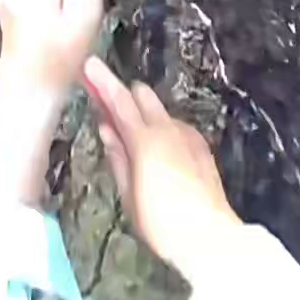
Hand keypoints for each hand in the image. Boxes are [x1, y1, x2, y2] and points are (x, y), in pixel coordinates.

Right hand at [83, 56, 246, 283]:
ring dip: (144, 116)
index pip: (119, 100)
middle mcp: (166, 126)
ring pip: (159, 110)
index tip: (90, 64)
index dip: (103, 81)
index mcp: (144, 139)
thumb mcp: (129, 195)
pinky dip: (163, 132)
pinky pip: (175, 126)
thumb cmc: (161, 222)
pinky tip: (161, 158)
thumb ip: (117, 156)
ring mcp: (186, 132)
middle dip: (125, 96)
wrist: (209, 236)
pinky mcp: (199, 142)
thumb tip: (106, 127)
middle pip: (142, 94)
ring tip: (136, 147)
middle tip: (109, 111)